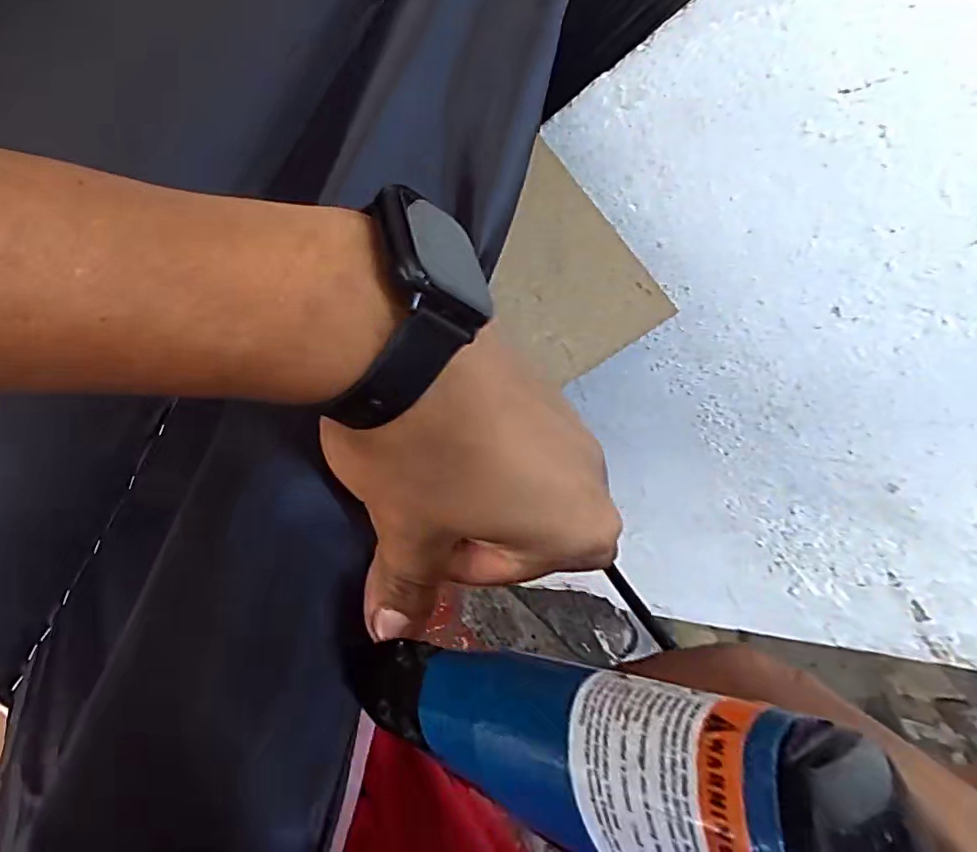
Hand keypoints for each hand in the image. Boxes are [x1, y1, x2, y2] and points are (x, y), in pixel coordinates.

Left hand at [319, 327, 619, 640]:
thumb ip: (406, 585)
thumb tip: (387, 631)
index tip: (413, 532)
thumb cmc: (418, 457)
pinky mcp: (531, 369)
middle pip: (521, 519)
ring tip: (416, 451)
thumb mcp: (406, 530)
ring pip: (512, 468)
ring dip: (467, 474)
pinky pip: (503, 421)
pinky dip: (468, 429)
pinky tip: (427, 412)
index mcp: (580, 526)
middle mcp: (590, 469)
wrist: (405, 345)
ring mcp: (564, 411)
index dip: (449, 560)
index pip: (510, 570)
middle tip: (417, 496)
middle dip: (466, 520)